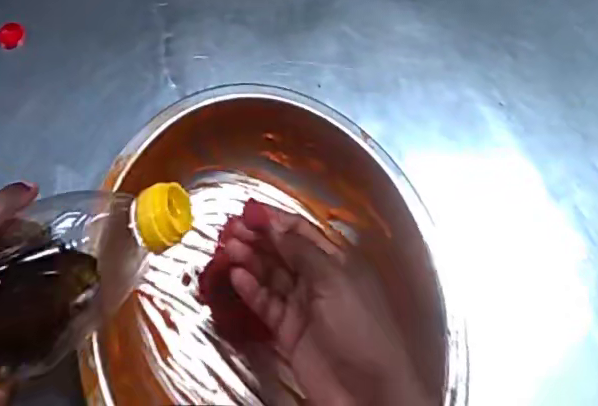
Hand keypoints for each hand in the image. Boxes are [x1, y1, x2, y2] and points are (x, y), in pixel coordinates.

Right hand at [219, 204, 430, 405]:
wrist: (370, 396)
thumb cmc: (359, 327)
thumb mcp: (333, 280)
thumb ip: (300, 250)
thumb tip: (272, 224)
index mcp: (334, 259)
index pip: (300, 231)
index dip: (274, 219)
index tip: (249, 210)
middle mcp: (316, 277)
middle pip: (281, 250)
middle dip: (257, 237)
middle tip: (231, 228)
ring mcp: (301, 305)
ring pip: (270, 274)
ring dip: (249, 259)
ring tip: (228, 248)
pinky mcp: (287, 331)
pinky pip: (266, 304)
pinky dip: (250, 289)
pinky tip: (237, 276)